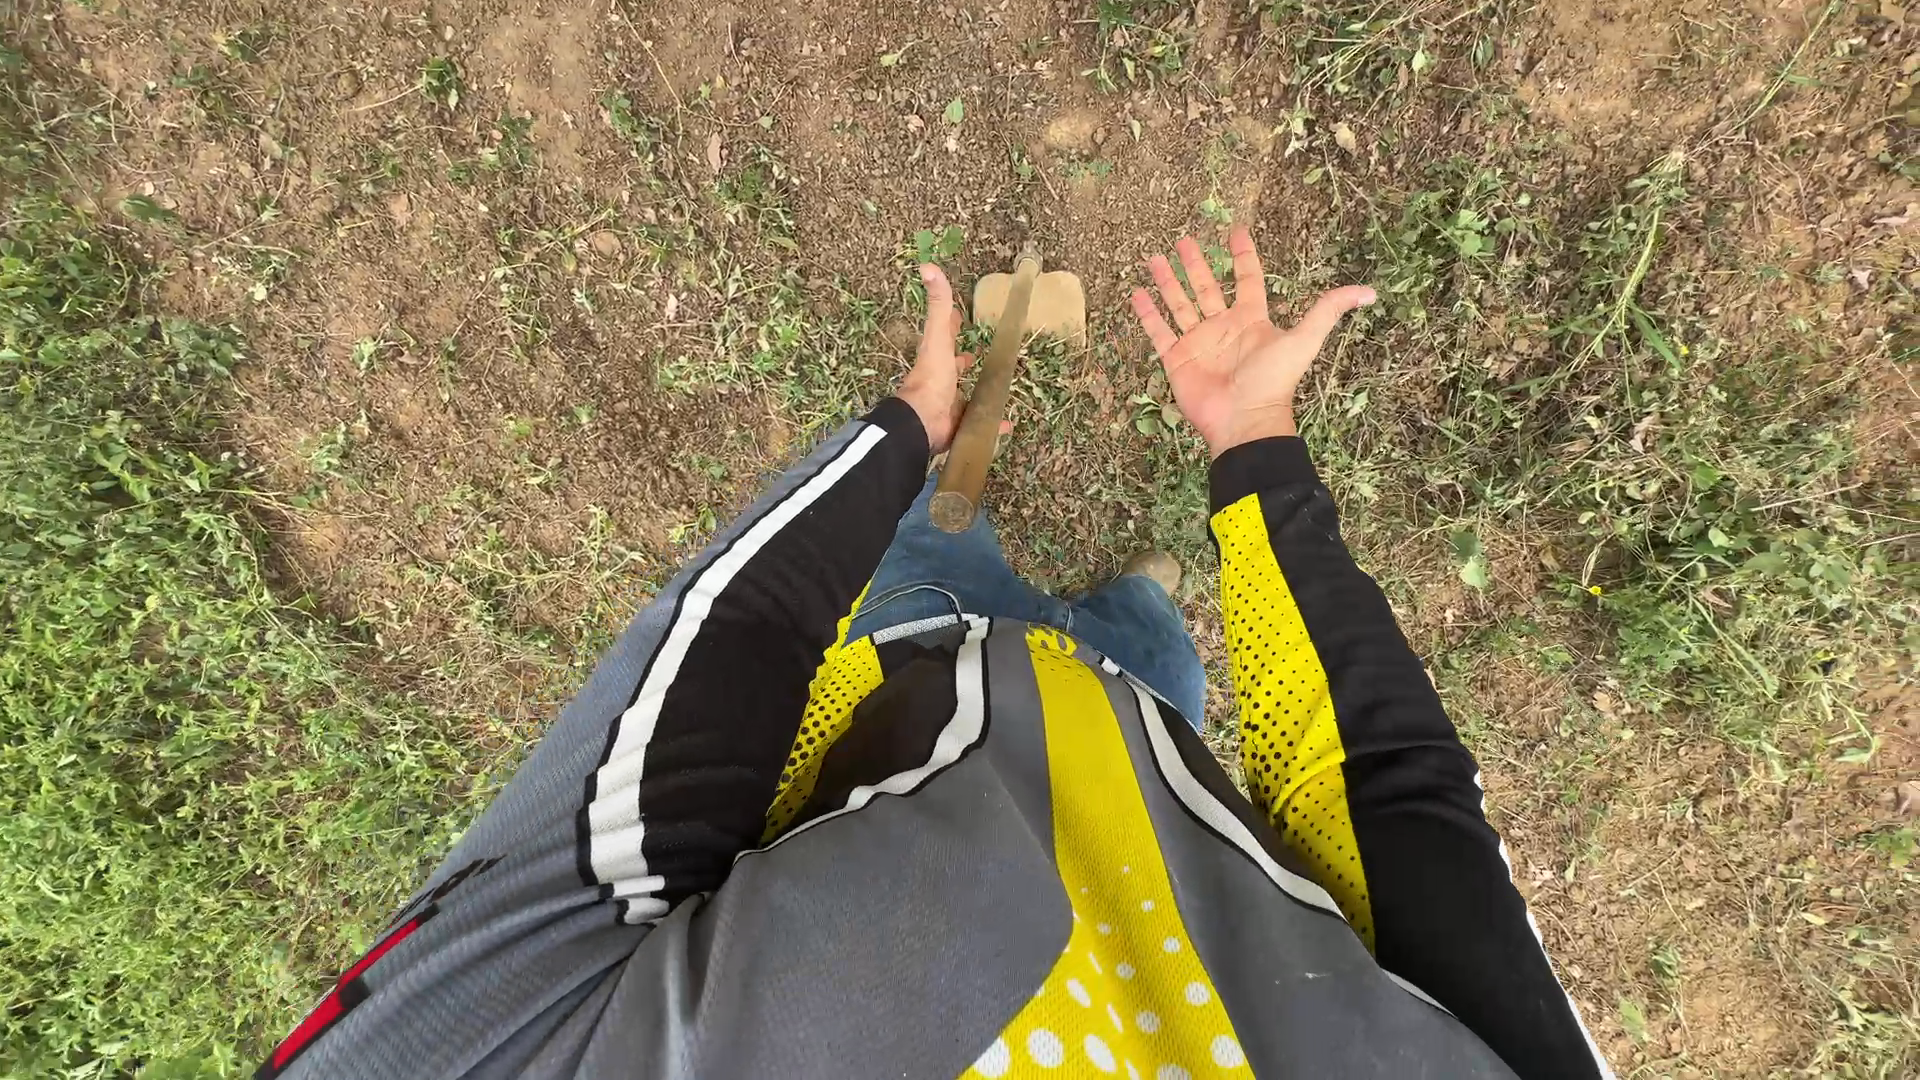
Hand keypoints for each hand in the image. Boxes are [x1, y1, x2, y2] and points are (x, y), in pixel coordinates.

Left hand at [895, 263, 981, 453]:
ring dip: (977, 391)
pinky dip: (992, 424)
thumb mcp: (938, 336)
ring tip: (994, 388)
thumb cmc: (932, 377)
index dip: (949, 323)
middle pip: (952, 366)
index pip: (943, 335)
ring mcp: (948, 403)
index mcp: (935, 357)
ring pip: (964, 395)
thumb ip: (938, 305)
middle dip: (962, 360)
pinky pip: (978, 423)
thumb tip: (927, 266)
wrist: (924, 421)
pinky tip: (1005, 425)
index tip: (956, 315)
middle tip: (974, 354)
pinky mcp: (958, 425)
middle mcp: (940, 380)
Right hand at [1128, 226, 1374, 457]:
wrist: (1243, 419)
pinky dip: (1147, 314)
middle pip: (1205, 287)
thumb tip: (1371, 292)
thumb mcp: (1304, 340)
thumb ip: (1328, 310)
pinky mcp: (1175, 359)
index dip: (1242, 256)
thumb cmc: (1273, 381)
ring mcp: (1197, 342)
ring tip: (1154, 257)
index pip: (1246, 279)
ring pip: (1178, 304)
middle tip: (1183, 240)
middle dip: (1195, 264)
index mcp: (1250, 319)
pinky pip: (1158, 331)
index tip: (1235, 231)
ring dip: (1167, 282)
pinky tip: (1137, 294)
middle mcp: (1221, 327)